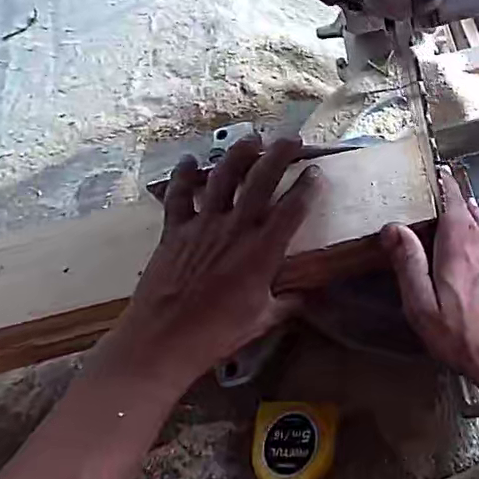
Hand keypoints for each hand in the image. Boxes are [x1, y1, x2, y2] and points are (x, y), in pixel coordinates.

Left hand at [97, 136, 318, 384]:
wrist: (161, 341)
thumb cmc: (217, 333)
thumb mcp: (263, 319)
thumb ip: (288, 301)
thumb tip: (305, 294)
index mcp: (263, 250)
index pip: (293, 207)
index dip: (308, 186)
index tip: (317, 171)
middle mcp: (236, 228)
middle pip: (261, 179)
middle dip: (280, 154)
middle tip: (293, 140)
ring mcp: (203, 225)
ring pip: (223, 177)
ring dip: (239, 153)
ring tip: (253, 138)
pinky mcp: (175, 230)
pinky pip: (179, 195)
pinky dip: (185, 175)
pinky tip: (191, 160)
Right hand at [382, 168, 478, 381]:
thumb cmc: (462, 335)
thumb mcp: (421, 303)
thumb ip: (408, 262)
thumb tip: (393, 229)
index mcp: (459, 244)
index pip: (453, 201)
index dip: (445, 184)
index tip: (439, 172)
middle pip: (469, 211)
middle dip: (455, 200)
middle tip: (440, 192)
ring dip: (469, 217)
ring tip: (457, 213)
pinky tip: (477, 248)